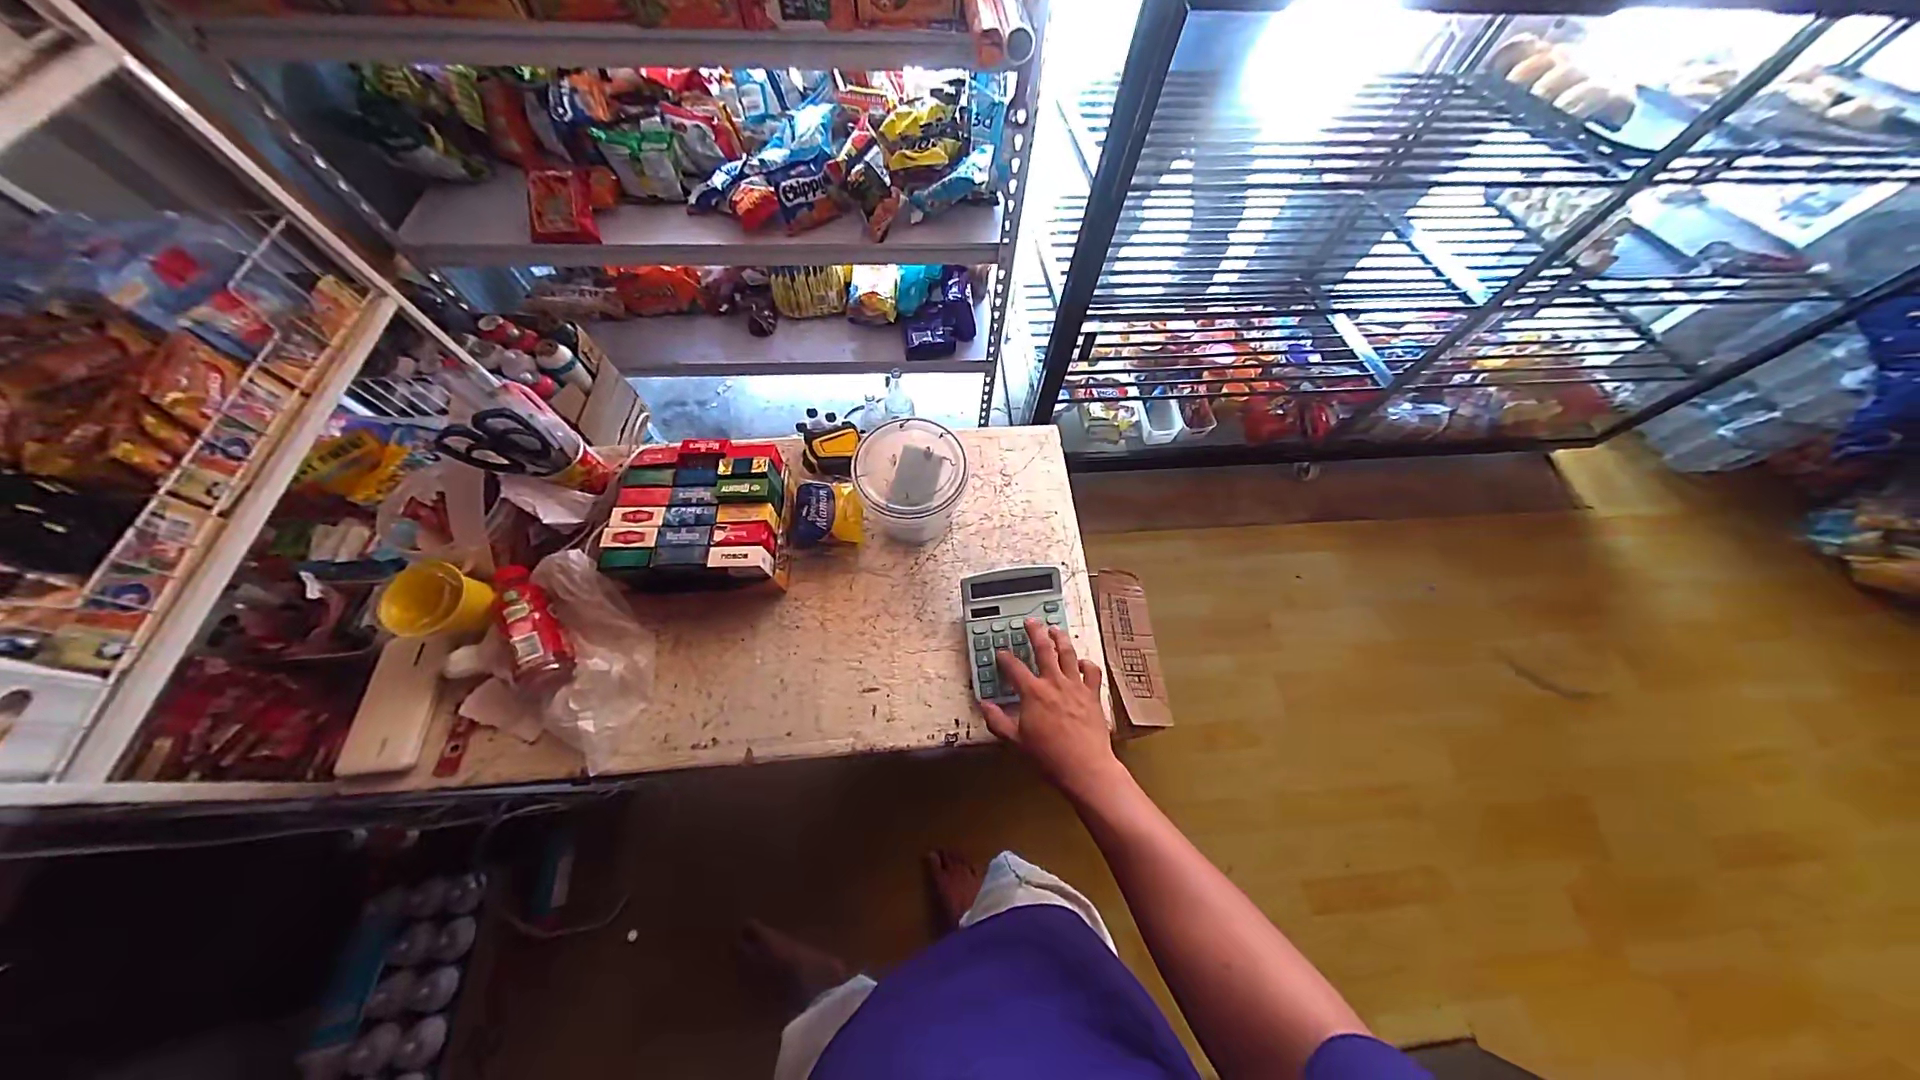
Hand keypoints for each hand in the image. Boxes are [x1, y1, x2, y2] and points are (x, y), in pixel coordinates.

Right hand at [980, 618, 1121, 799]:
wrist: (1084, 767)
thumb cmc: (1050, 756)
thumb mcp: (1015, 741)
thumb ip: (997, 721)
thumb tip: (985, 706)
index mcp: (1033, 693)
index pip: (1014, 668)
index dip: (1005, 658)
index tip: (1001, 652)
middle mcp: (1055, 684)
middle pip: (1044, 649)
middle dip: (1035, 633)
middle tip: (1031, 623)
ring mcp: (1076, 687)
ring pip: (1068, 654)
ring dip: (1060, 639)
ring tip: (1055, 630)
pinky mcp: (1092, 695)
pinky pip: (1091, 672)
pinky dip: (1087, 663)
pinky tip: (1082, 661)